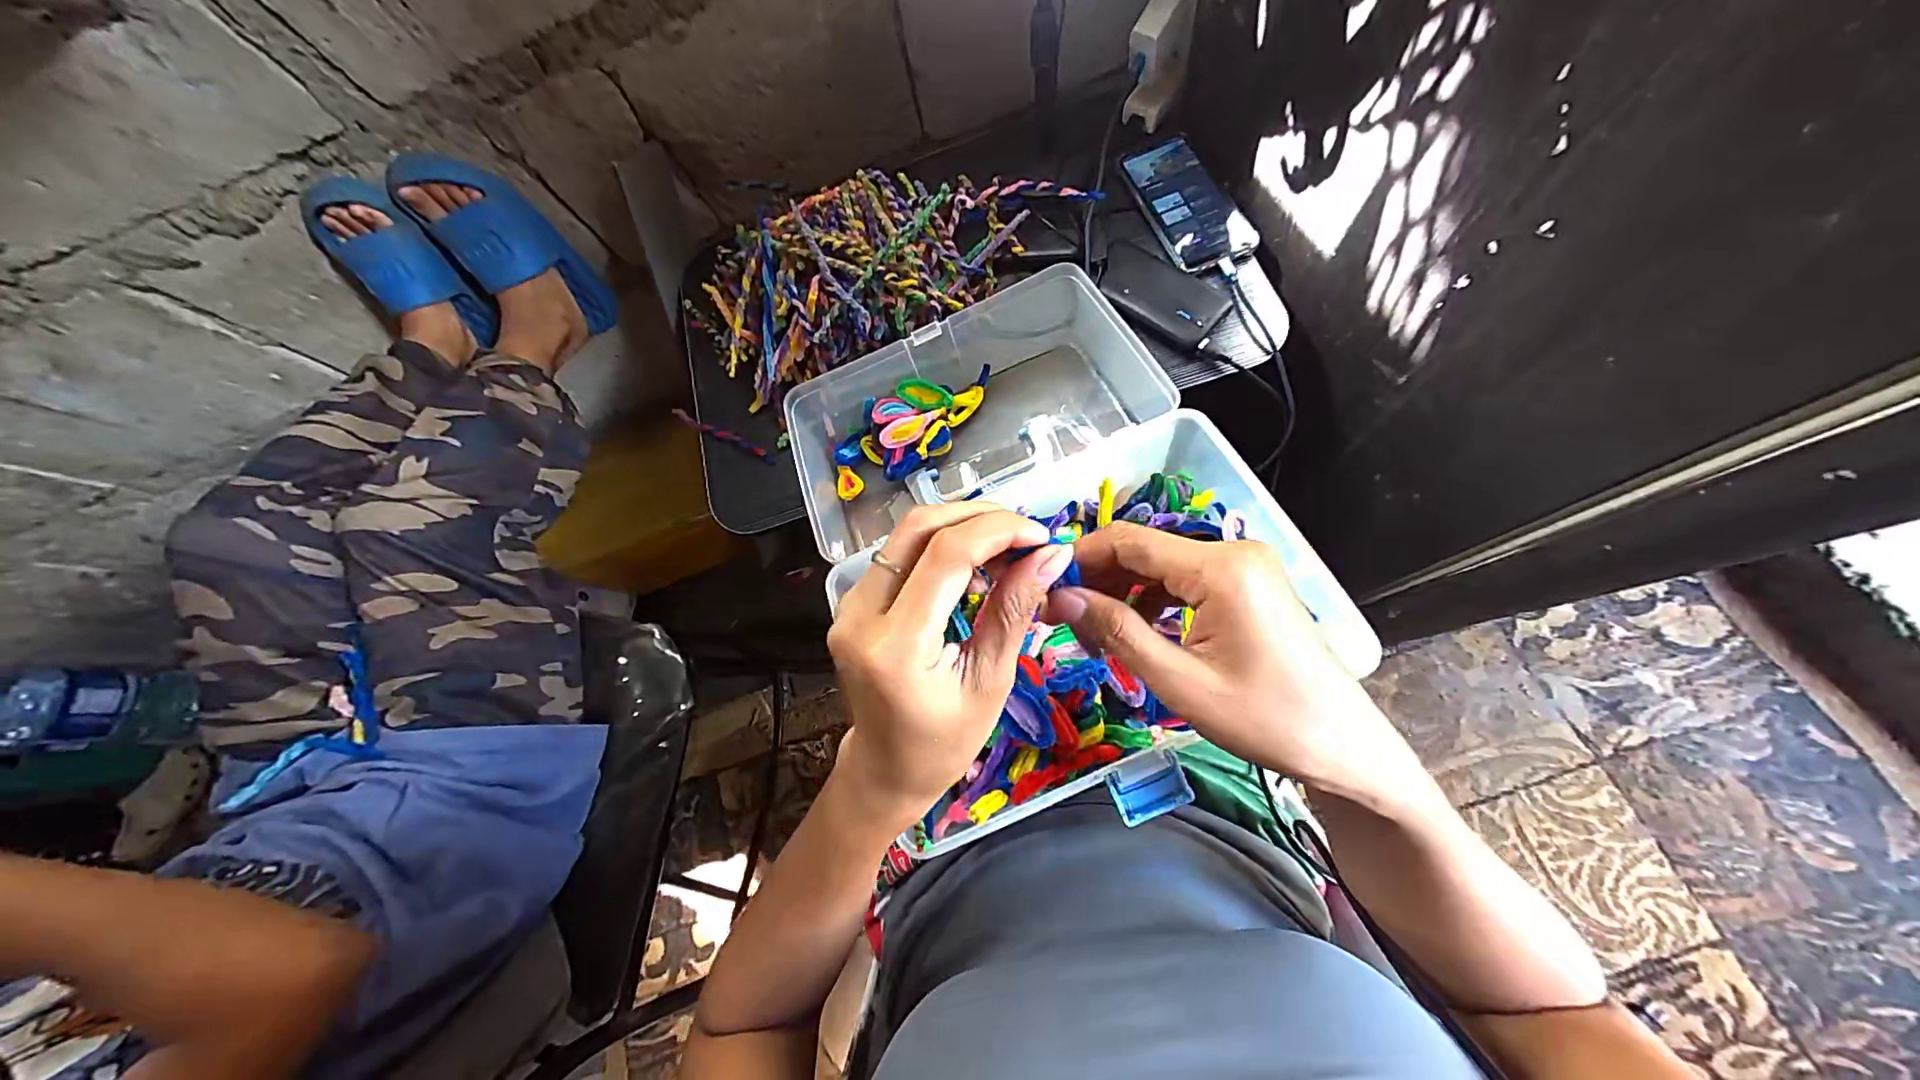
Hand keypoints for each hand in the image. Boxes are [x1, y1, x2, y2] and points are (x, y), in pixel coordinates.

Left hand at [828, 504, 1074, 819]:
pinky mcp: (851, 602)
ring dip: (961, 526)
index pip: (945, 555)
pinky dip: (941, 545)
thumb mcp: (989, 682)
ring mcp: (848, 606)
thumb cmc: (943, 743)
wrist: (884, 769)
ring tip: (1008, 547)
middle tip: (1026, 534)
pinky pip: (899, 554)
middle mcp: (859, 615)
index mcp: (895, 646)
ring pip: (907, 533)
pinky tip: (976, 562)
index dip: (999, 532)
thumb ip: (1014, 611)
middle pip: (919, 528)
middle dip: (980, 517)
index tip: (1041, 536)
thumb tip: (1050, 555)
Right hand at [1041, 523, 1426, 803]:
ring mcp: (1246, 567)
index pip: (1129, 540)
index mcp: (1221, 568)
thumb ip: (1117, 632)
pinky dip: (1154, 601)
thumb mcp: (1181, 682)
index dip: (1080, 557)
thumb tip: (1062, 597)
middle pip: (1145, 550)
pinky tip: (1135, 629)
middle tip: (1063, 617)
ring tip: (1095, 630)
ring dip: (1124, 592)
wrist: (1344, 746)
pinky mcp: (1249, 585)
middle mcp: (1234, 552)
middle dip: (1099, 579)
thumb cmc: (1267, 720)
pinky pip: (1187, 580)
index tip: (1046, 586)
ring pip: (1163, 566)